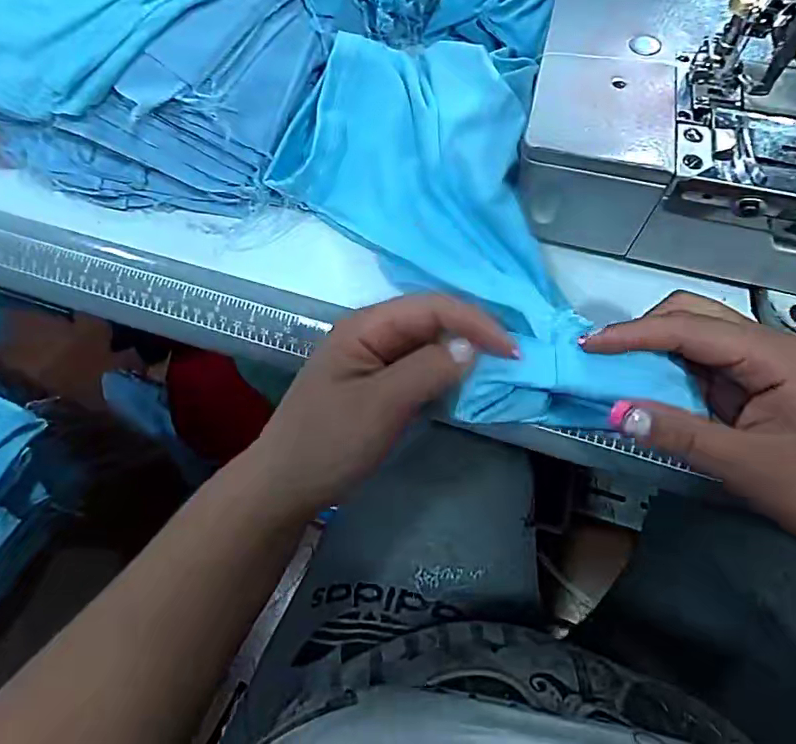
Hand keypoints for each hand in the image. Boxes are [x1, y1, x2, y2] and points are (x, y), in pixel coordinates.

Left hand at [242, 293, 515, 514]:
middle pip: (432, 319)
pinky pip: (420, 365)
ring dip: (462, 351)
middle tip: (512, 358)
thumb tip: (471, 346)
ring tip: (499, 367)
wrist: (283, 488)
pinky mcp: (379, 382)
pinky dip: (446, 372)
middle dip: (473, 332)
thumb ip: (426, 370)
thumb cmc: (327, 443)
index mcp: (366, 325)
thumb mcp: (380, 406)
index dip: (474, 322)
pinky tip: (466, 383)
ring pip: (429, 341)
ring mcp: (375, 357)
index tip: (510, 351)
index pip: (431, 307)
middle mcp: (372, 332)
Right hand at [581, 292, 795, 580]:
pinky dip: (674, 374)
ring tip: (618, 373)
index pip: (689, 328)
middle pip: (693, 316)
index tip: (591, 346)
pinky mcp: (759, 388)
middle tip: (604, 359)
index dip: (635, 334)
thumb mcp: (751, 467)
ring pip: (697, 338)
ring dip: (657, 351)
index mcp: (772, 354)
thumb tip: (618, 410)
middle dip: (645, 332)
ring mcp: (764, 367)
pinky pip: (706, 367)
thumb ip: (681, 434)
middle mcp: (766, 348)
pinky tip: (653, 391)